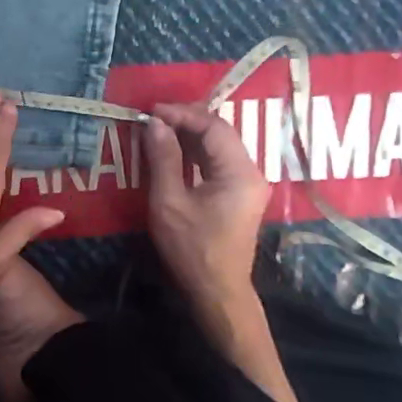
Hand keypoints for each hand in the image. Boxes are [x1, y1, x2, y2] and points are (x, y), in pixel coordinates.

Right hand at [141, 102, 269, 301]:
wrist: (215, 290)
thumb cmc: (191, 247)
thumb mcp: (169, 200)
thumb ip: (164, 158)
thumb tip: (154, 123)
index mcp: (239, 173)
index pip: (214, 127)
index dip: (182, 114)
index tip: (150, 111)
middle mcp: (250, 173)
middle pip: (219, 133)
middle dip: (185, 121)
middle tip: (151, 118)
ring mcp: (246, 184)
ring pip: (218, 145)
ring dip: (188, 135)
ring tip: (156, 130)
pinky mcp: (237, 193)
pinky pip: (216, 161)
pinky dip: (193, 151)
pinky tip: (170, 150)